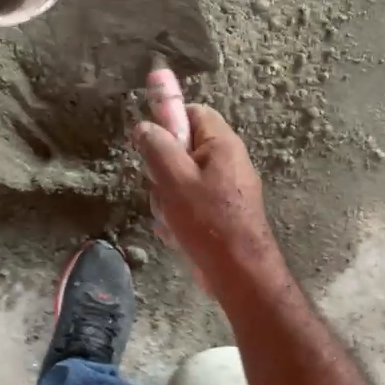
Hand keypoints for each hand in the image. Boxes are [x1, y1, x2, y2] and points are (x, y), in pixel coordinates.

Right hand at [132, 105, 284, 299]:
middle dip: (163, 167)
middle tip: (161, 185)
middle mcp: (228, 160)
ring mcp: (227, 186)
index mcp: (222, 143)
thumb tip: (144, 126)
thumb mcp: (173, 177)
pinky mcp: (223, 210)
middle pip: (184, 147)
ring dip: (167, 194)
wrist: (240, 272)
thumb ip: (156, 146)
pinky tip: (177, 230)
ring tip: (170, 214)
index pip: (193, 112)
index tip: (151, 142)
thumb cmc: (207, 219)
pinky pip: (191, 200)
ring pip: (182, 177)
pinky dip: (179, 213)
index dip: (169, 122)